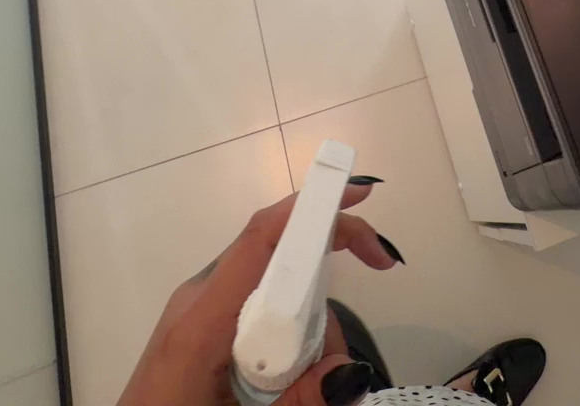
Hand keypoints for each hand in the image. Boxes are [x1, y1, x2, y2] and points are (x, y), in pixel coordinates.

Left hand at [117, 183, 399, 405]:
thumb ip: (299, 400)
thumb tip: (351, 370)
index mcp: (200, 321)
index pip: (260, 239)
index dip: (311, 206)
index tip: (360, 194)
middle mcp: (200, 300)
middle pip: (279, 251)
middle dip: (331, 262)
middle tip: (380, 266)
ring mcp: (199, 310)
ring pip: (278, 283)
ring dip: (312, 319)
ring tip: (314, 381)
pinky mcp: (203, 326)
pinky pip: (262, 303)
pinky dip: (292, 329)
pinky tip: (293, 378)